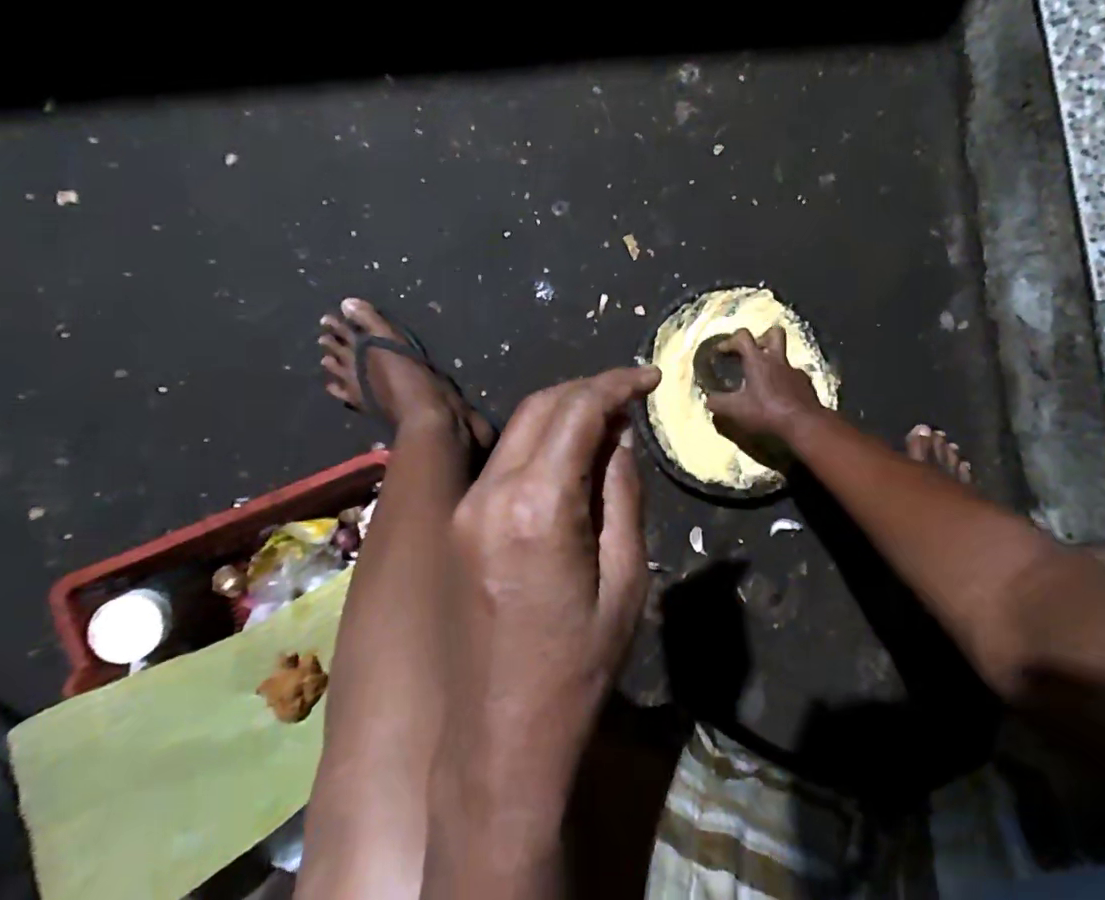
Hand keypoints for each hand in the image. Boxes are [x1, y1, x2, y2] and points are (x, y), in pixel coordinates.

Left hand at [433, 366, 658, 828]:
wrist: (500, 726)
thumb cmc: (577, 667)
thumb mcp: (624, 582)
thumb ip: (621, 495)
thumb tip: (620, 435)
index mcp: (536, 506)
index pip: (575, 411)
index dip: (614, 384)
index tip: (649, 377)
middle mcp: (488, 492)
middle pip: (538, 408)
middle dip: (586, 391)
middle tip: (630, 397)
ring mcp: (464, 506)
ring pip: (515, 431)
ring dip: (560, 415)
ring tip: (607, 427)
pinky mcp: (456, 523)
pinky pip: (500, 464)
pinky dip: (536, 447)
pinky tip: (567, 461)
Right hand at [704, 326, 822, 442]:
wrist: (806, 425)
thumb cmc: (766, 412)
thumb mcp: (733, 410)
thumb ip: (717, 402)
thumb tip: (709, 398)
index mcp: (758, 361)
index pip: (742, 336)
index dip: (729, 341)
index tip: (721, 353)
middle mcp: (778, 361)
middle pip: (774, 334)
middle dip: (762, 338)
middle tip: (752, 353)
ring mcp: (795, 372)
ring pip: (784, 359)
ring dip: (773, 364)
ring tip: (763, 381)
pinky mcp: (807, 386)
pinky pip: (793, 378)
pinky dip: (785, 383)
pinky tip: (779, 398)